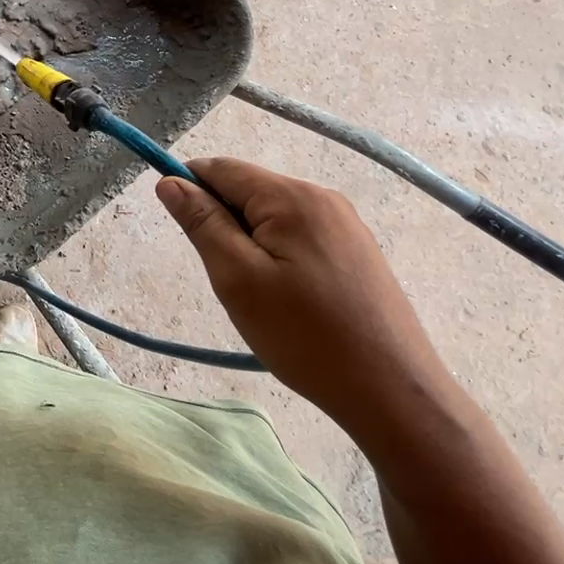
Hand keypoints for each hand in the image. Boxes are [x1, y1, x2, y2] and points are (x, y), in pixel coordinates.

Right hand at [155, 158, 449, 426]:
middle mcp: (322, 198)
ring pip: (272, 216)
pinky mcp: (358, 253)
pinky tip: (287, 299)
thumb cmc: (304, 335)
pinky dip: (277, 256)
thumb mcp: (236, 277)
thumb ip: (201, 222)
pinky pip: (298, 236)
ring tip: (257, 294)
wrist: (394, 394)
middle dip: (223, 223)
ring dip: (249, 243)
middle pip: (248, 190)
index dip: (189, 189)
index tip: (183, 233)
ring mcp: (346, 225)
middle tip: (227, 277)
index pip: (220, 168)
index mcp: (292, 197)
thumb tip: (169, 181)